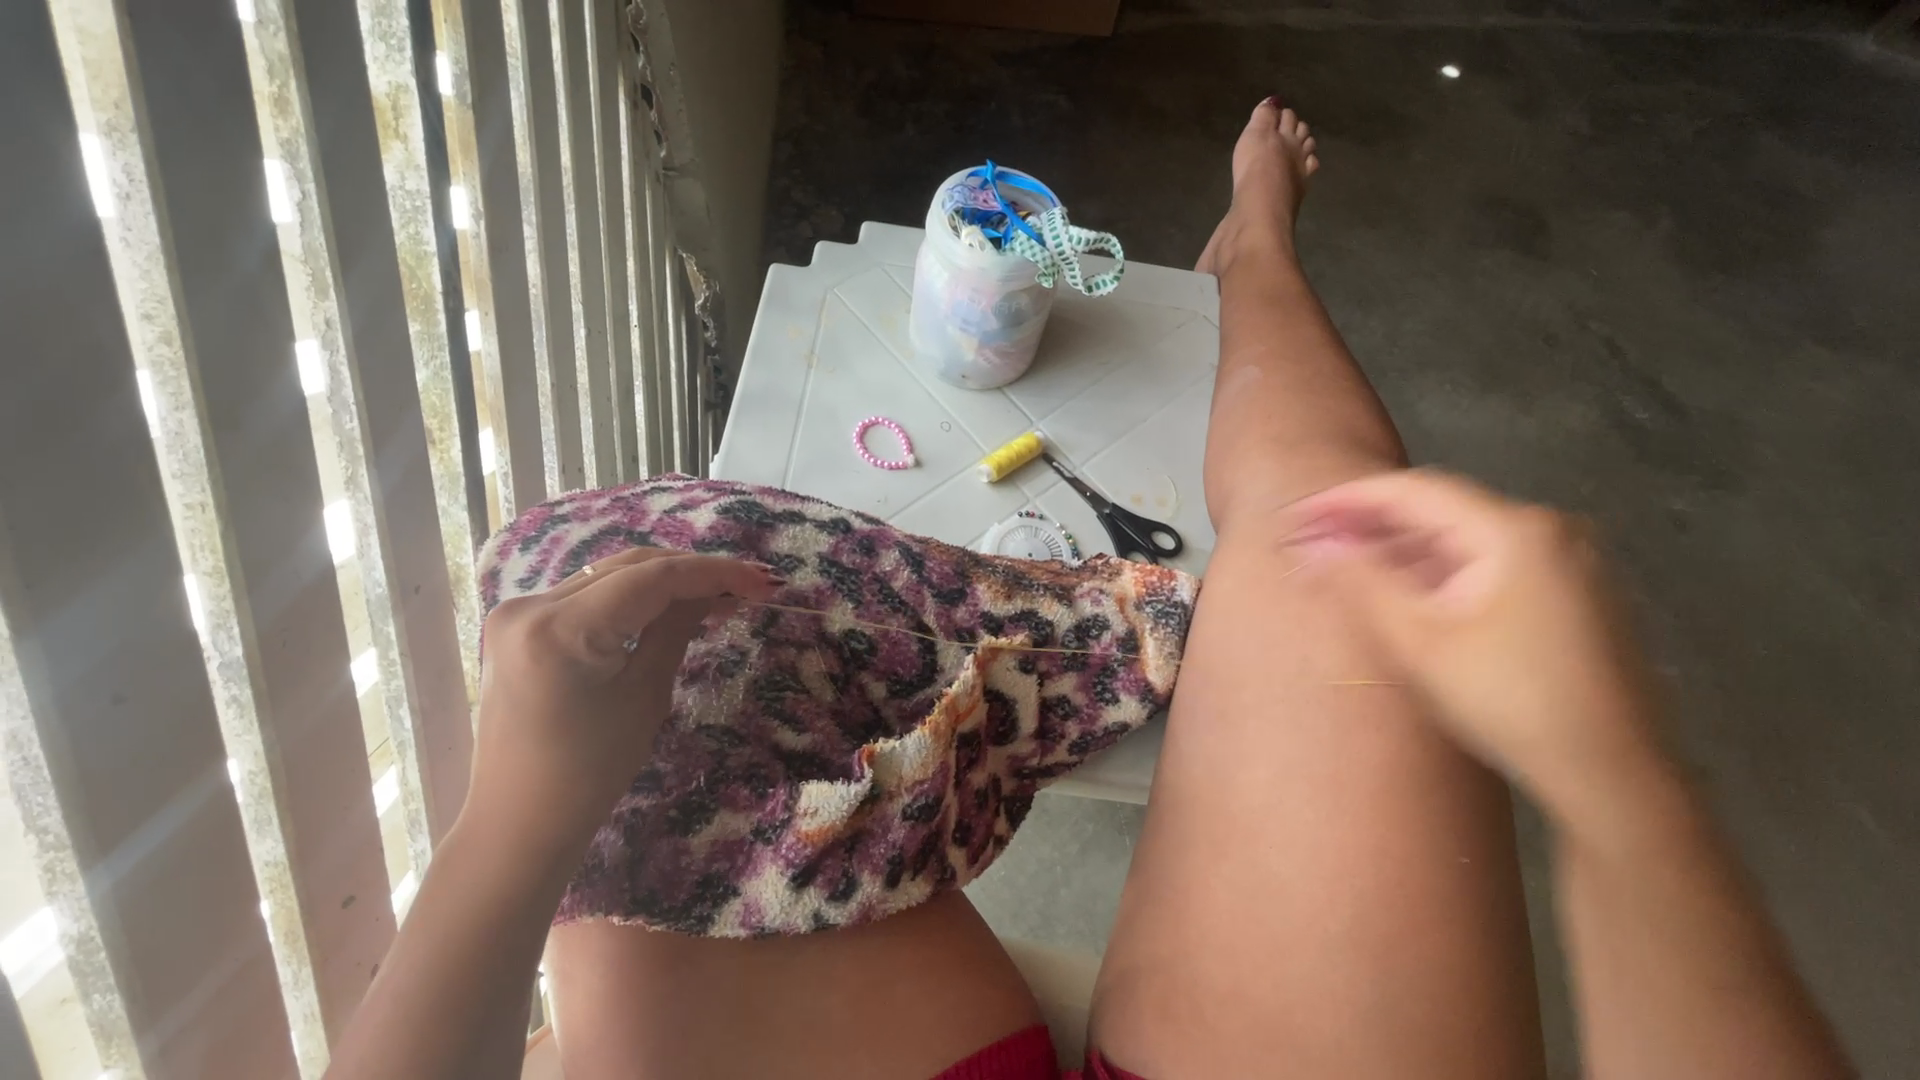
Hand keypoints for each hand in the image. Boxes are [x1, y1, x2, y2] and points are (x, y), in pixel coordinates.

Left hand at [467, 549, 781, 847]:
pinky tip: (670, 605)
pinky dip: (633, 596)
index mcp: (562, 629)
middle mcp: (531, 605)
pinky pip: (589, 594)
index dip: (712, 572)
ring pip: (609, 575)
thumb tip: (720, 589)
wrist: (520, 820)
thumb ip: (678, 628)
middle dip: (693, 571)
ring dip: (665, 580)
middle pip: (629, 567)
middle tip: (749, 584)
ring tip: (718, 594)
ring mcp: (518, 612)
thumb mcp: (645, 695)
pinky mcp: (519, 626)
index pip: (652, 578)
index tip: (762, 580)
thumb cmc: (590, 771)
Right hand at [1287, 469, 1662, 802]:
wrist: (1611, 772)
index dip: (1347, 498)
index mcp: (1513, 531)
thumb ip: (1360, 581)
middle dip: (1370, 523)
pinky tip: (1404, 590)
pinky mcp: (1570, 592)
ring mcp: (1566, 561)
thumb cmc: (1508, 701)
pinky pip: (1487, 562)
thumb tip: (1313, 544)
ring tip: (1346, 565)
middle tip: (1313, 540)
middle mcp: (1546, 530)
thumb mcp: (1418, 641)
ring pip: (1463, 538)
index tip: (1297, 515)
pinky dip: (1437, 569)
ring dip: (1401, 548)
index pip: (1413, 491)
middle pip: (1440, 510)